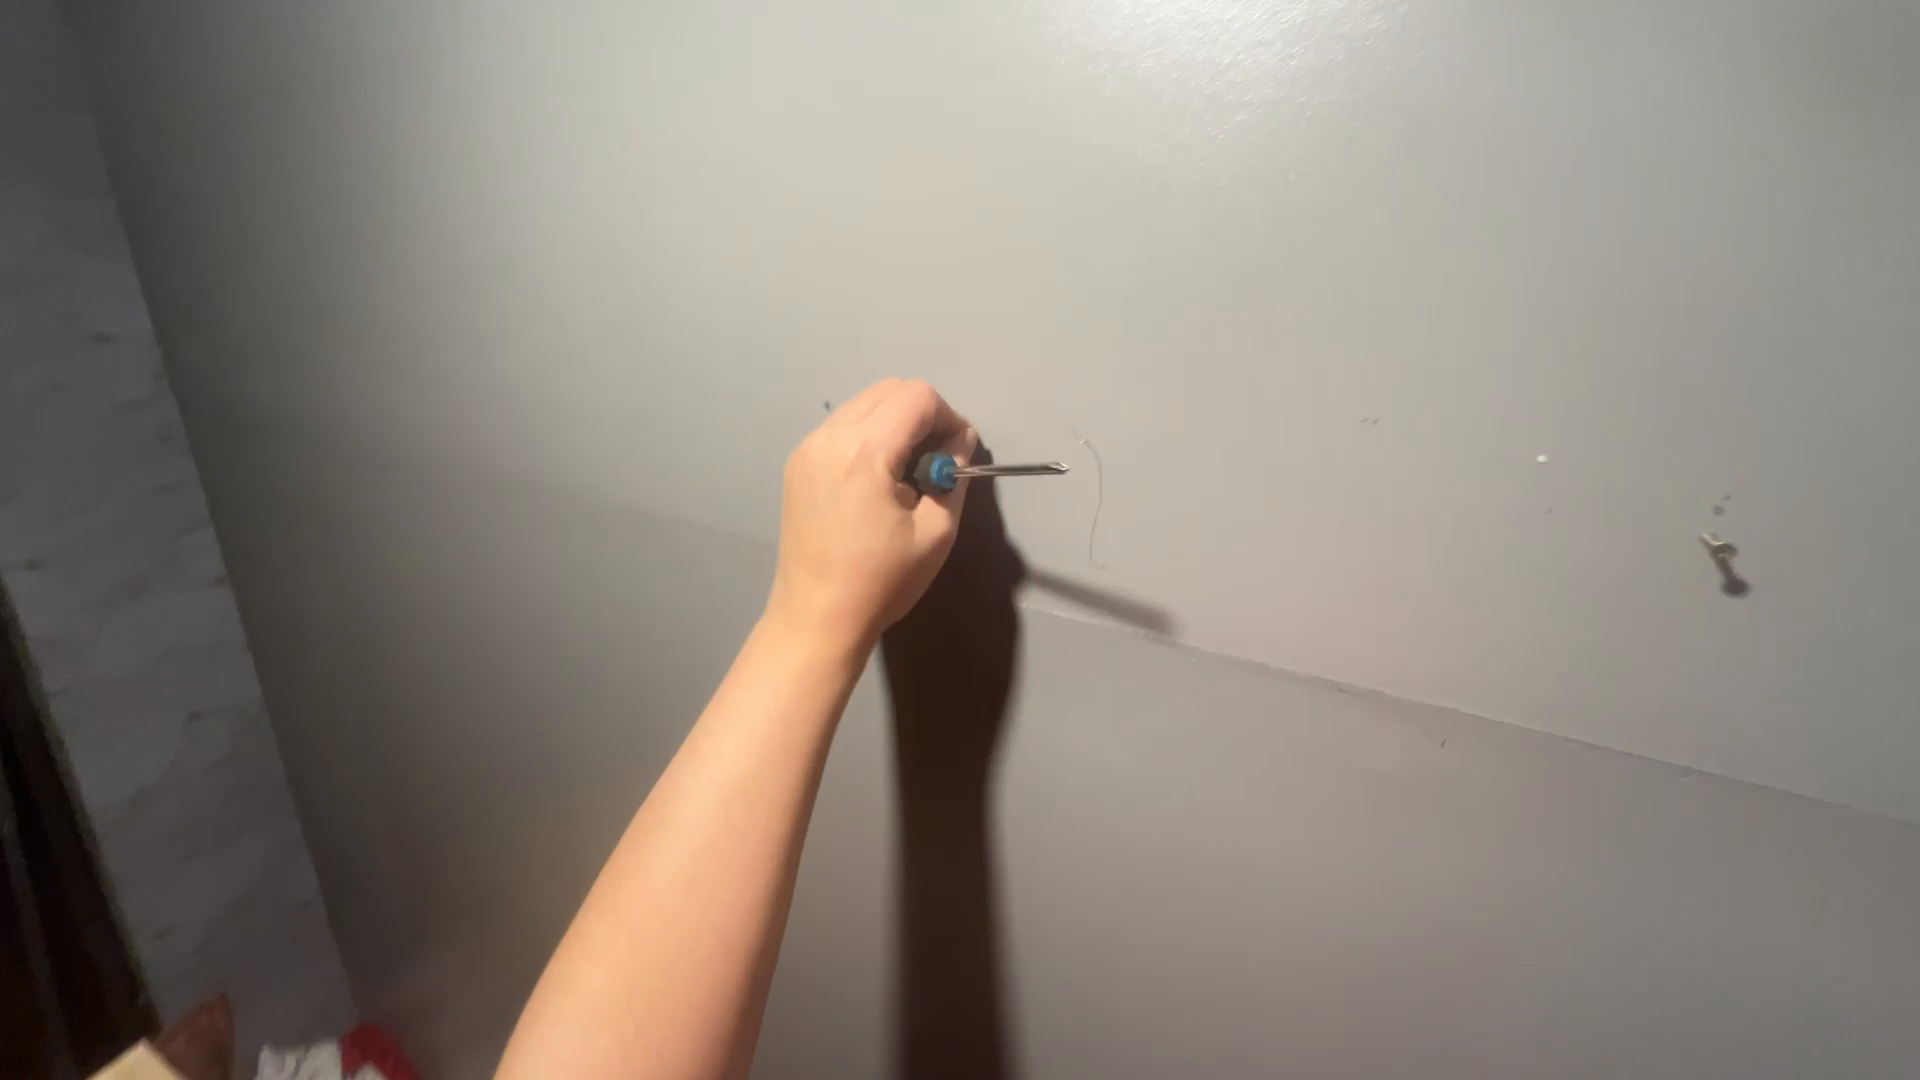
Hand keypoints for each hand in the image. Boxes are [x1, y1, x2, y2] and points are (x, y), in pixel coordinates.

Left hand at [766, 379, 977, 649]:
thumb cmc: (881, 581)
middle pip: (889, 389)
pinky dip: (869, 435)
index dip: (948, 418)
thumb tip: (959, 442)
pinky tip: (877, 479)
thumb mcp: (936, 533)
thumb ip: (953, 476)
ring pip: (864, 404)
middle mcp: (830, 438)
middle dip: (923, 415)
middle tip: (935, 462)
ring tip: (906, 472)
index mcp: (864, 453)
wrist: (816, 617)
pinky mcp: (798, 464)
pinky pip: (842, 426)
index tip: (956, 456)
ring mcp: (808, 449)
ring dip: (896, 422)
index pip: (917, 397)